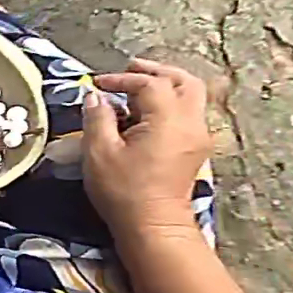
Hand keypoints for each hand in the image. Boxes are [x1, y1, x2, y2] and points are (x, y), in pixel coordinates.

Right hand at [80, 59, 212, 241]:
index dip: (122, 79)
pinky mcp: (194, 148)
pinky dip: (168, 102)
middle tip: (129, 67)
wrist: (152, 224)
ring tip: (137, 86)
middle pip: (185, 82)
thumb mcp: (99, 152)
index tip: (97, 84)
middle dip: (156, 71)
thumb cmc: (122, 190)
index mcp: (169, 121)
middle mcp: (191, 123)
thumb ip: (98, 118)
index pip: (151, 84)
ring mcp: (198, 136)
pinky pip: (188, 113)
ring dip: (165, 85)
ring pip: (192, 96)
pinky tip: (145, 111)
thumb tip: (94, 97)